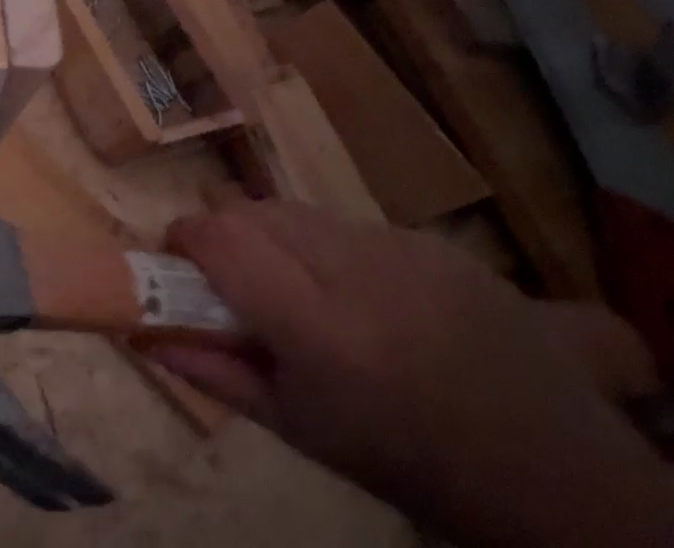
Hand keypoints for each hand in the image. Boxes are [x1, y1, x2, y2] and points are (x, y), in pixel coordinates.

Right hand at [155, 203, 670, 547]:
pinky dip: (328, 247)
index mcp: (317, 327)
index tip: (173, 260)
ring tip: (296, 288)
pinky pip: (351, 224)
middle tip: (228, 277)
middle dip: (224, 234)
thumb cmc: (397, 457)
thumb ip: (210, 371)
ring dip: (275, 238)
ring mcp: (408, 253)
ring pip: (299, 212)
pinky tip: (356, 293)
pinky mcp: (441, 246)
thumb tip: (139, 330)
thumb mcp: (292, 426)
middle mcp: (360, 274)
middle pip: (254, 211)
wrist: (545, 473)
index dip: (184, 238)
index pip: (221, 238)